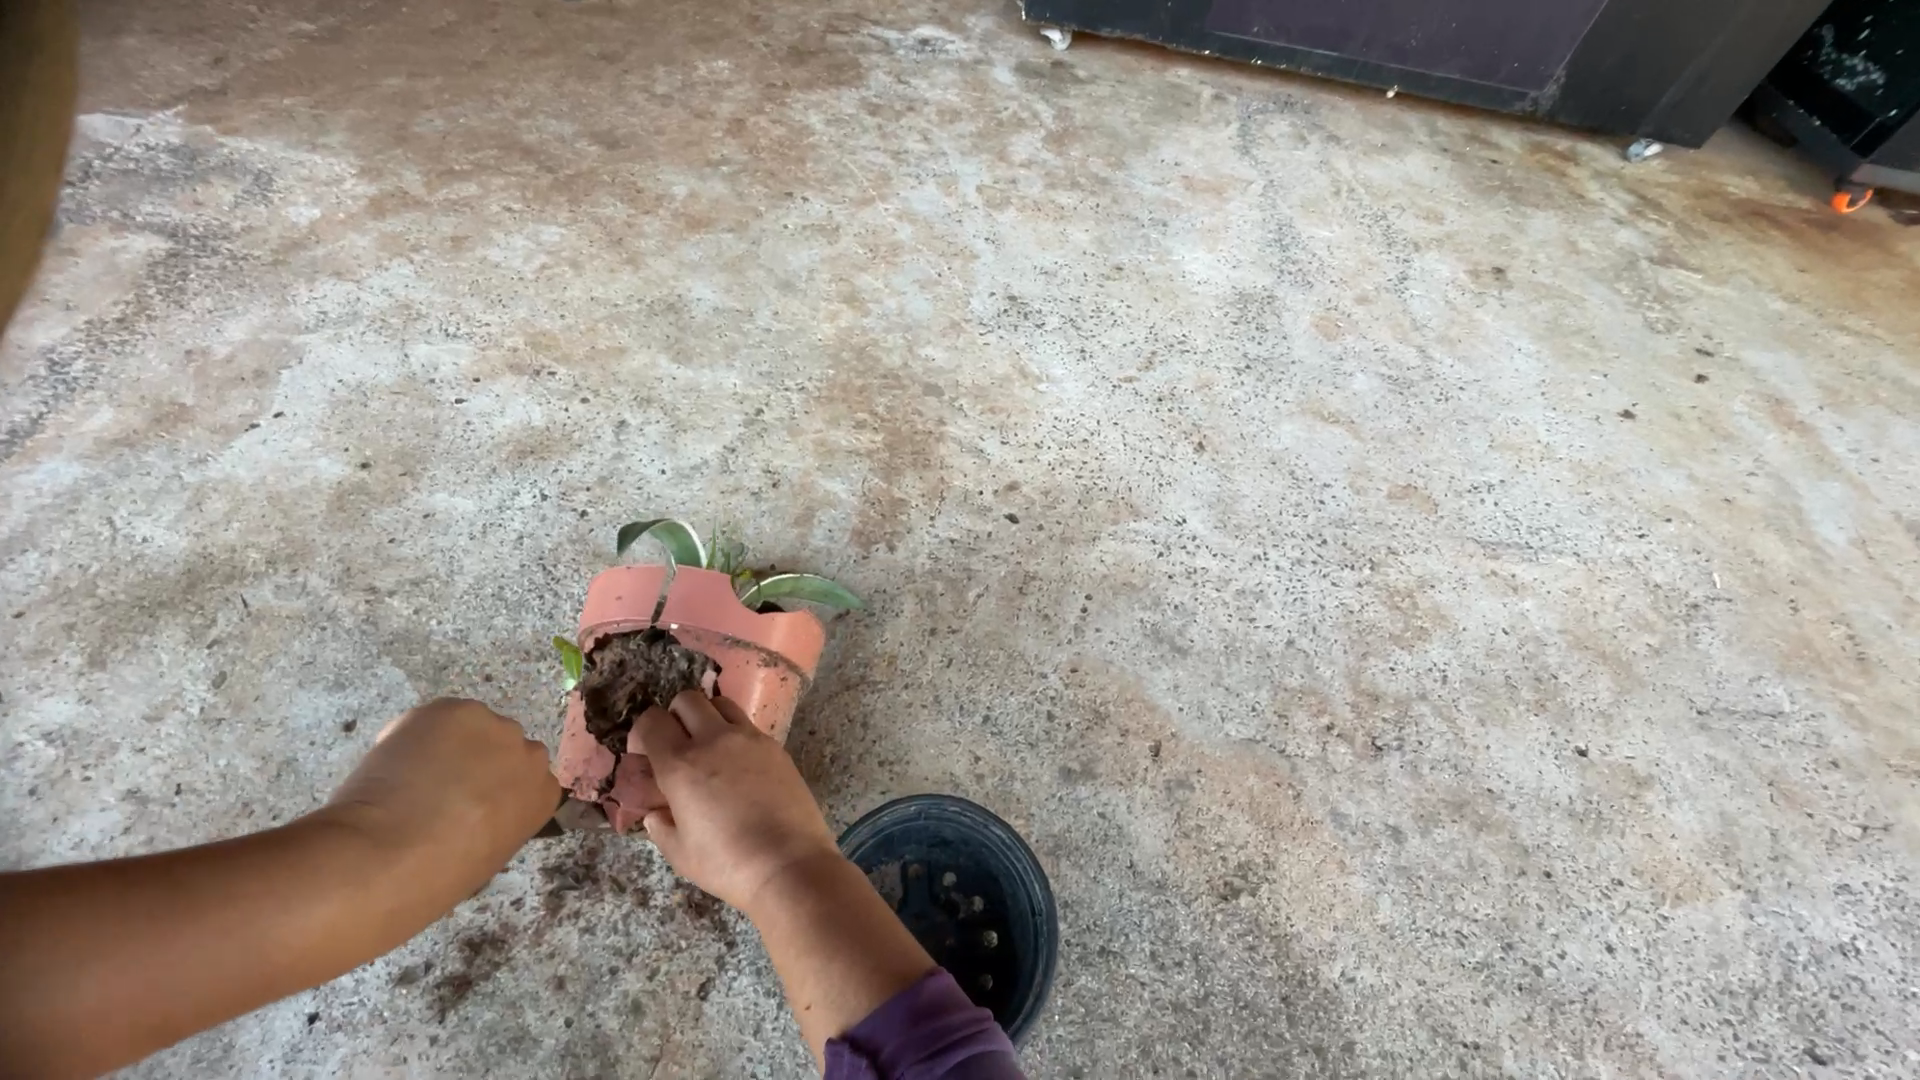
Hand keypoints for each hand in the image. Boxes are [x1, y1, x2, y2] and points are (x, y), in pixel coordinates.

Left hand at [324, 698, 559, 888]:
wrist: (386, 857)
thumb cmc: (436, 877)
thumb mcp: (487, 856)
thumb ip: (497, 822)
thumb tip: (472, 812)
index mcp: (544, 793)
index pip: (527, 780)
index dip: (495, 789)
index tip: (470, 804)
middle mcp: (531, 754)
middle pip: (506, 748)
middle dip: (479, 762)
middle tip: (440, 789)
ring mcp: (495, 727)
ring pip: (474, 728)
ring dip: (450, 745)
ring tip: (412, 774)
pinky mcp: (456, 711)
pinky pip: (438, 717)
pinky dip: (416, 733)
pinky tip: (396, 761)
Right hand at [635, 692, 840, 916]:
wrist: (789, 862)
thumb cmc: (728, 863)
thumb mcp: (680, 853)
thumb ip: (661, 827)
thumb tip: (656, 813)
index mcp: (681, 765)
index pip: (652, 721)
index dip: (644, 732)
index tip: (646, 752)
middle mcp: (715, 740)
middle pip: (688, 699)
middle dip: (675, 715)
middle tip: (678, 744)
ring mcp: (750, 738)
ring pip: (721, 703)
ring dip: (708, 716)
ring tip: (710, 747)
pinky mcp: (776, 746)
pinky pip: (748, 725)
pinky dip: (736, 733)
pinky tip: (739, 764)